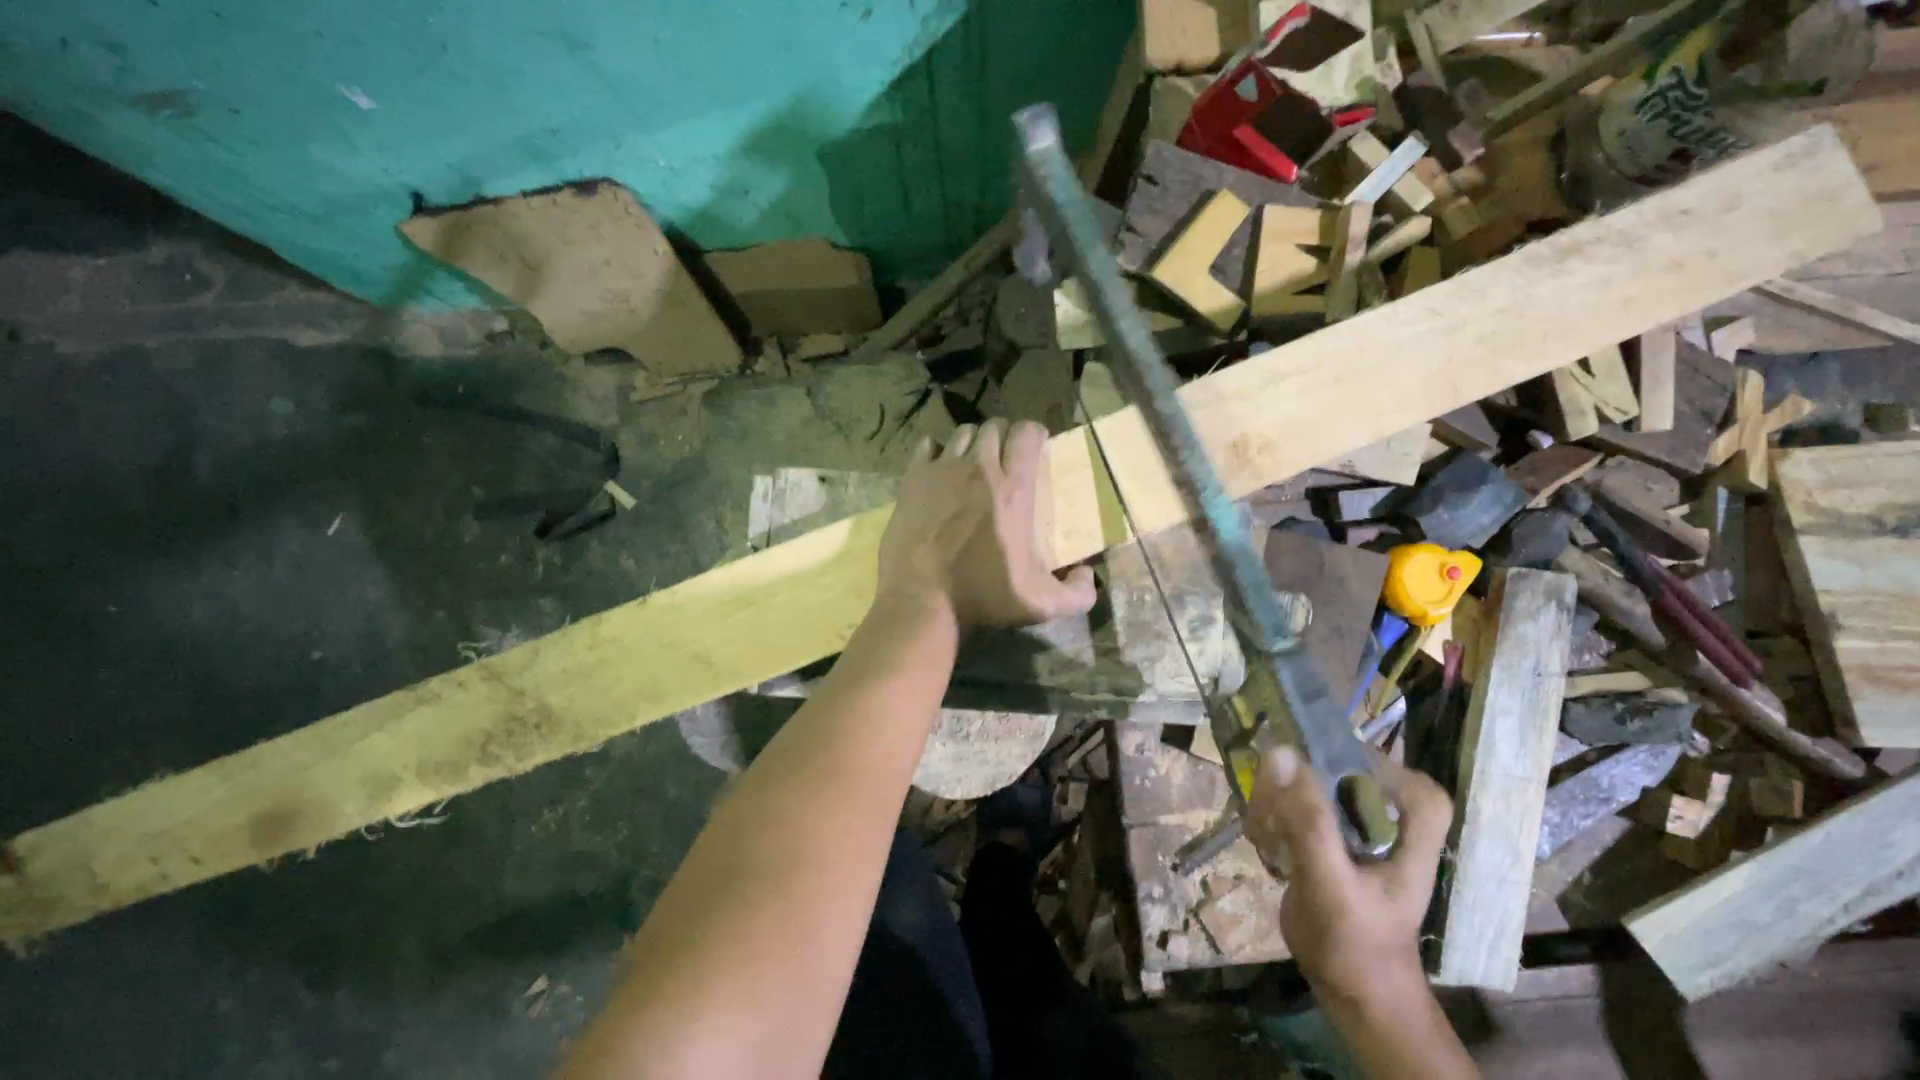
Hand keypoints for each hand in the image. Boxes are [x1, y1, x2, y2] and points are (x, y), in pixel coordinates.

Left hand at [877, 419, 1096, 629]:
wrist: (922, 602)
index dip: (1034, 434)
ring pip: (963, 433)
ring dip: (973, 442)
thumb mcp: (1043, 605)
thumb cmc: (983, 598)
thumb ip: (1079, 593)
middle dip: (1004, 436)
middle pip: (995, 427)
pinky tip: (941, 468)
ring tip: (974, 462)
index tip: (1036, 448)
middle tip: (1005, 458)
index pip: (1027, 433)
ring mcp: (943, 471)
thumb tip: (1088, 573)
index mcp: (1015, 490)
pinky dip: (938, 451)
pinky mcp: (913, 480)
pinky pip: (928, 446)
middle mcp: (980, 469)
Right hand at [1245, 745, 1451, 1006]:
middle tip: (1268, 801)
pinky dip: (1274, 819)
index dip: (1357, 759)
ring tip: (1263, 830)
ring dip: (1279, 801)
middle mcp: (1388, 820)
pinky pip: (1297, 807)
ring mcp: (1355, 830)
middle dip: (1298, 781)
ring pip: (1313, 784)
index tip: (1308, 763)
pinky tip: (1264, 843)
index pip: (1397, 769)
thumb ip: (1309, 821)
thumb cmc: (1355, 942)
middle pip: (1343, 769)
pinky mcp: (1328, 841)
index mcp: (1412, 828)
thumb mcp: (1330, 882)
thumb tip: (1280, 752)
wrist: (1349, 991)